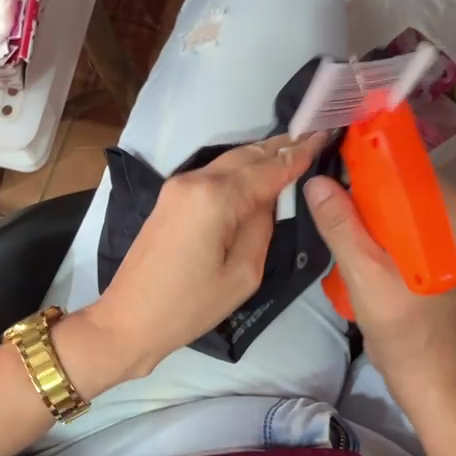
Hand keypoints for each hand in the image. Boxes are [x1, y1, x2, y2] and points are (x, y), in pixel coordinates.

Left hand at [84, 134, 323, 376]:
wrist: (128, 321)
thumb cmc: (188, 307)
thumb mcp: (243, 274)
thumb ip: (261, 227)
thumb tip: (266, 200)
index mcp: (215, 198)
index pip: (269, 168)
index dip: (300, 153)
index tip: (328, 134)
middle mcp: (194, 182)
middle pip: (246, 156)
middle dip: (280, 148)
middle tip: (315, 137)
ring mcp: (176, 188)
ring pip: (227, 163)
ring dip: (259, 157)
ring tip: (293, 152)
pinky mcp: (167, 201)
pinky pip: (211, 177)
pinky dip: (237, 172)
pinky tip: (256, 176)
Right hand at [304, 173, 455, 399]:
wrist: (425, 374)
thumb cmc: (403, 328)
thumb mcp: (365, 275)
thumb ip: (343, 226)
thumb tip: (316, 180)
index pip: (408, 168)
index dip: (367, 161)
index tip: (329, 158)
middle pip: (400, 184)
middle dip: (360, 187)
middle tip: (322, 194)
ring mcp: (447, 234)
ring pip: (395, 203)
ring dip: (362, 209)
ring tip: (329, 214)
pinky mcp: (432, 250)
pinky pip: (396, 223)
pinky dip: (371, 227)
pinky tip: (348, 238)